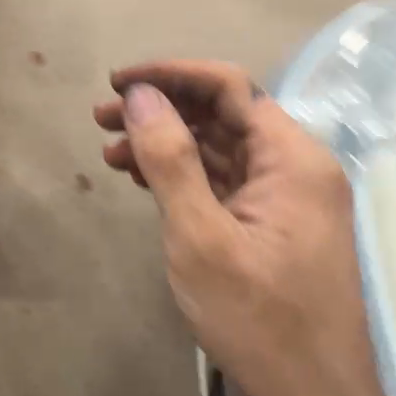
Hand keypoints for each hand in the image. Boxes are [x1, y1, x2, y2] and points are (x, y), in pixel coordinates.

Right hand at [93, 61, 383, 395]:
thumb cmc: (260, 320)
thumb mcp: (201, 238)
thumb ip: (170, 160)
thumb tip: (140, 94)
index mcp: (293, 160)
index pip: (228, 86)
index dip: (169, 74)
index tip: (117, 83)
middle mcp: (294, 168)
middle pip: (220, 111)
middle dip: (158, 107)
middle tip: (102, 118)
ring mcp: (284, 198)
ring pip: (215, 144)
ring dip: (161, 140)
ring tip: (109, 152)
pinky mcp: (269, 225)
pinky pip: (219, 176)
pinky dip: (177, 171)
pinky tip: (139, 178)